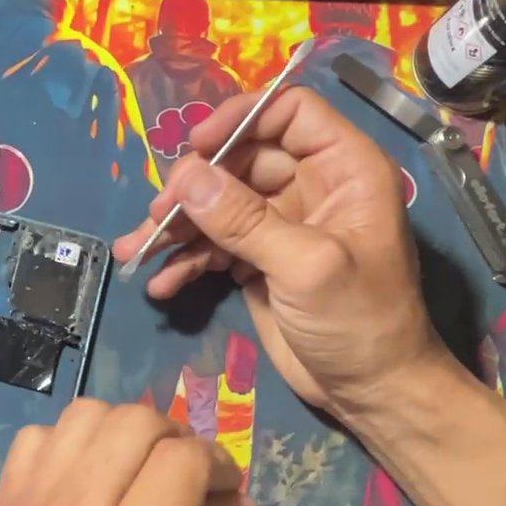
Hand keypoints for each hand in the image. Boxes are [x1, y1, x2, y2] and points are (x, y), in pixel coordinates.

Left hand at [0, 401, 254, 505]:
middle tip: (188, 478)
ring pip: (86, 413)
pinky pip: (39, 435)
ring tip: (138, 470)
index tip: (225, 490)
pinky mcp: (1, 504)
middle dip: (177, 439)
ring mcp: (30, 503)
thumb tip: (234, 504)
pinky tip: (86, 478)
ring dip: (124, 431)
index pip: (183, 458)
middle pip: (136, 420)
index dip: (218, 464)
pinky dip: (71, 442)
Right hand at [112, 85, 448, 419]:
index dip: (240, 119)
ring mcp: (279, 225)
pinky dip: (184, 262)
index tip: (195, 147)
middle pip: (239, 160)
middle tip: (158, 215)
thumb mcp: (305, 266)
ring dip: (176, 228)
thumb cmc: (359, 321)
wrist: (369, 392)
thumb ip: (244, 220)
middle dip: (194, 186)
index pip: (289, 114)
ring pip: (217, 205)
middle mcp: (310, 187)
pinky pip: (211, 246)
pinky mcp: (256, 261)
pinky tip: (161, 283)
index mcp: (343, 170)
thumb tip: (186, 177)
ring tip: (136, 251)